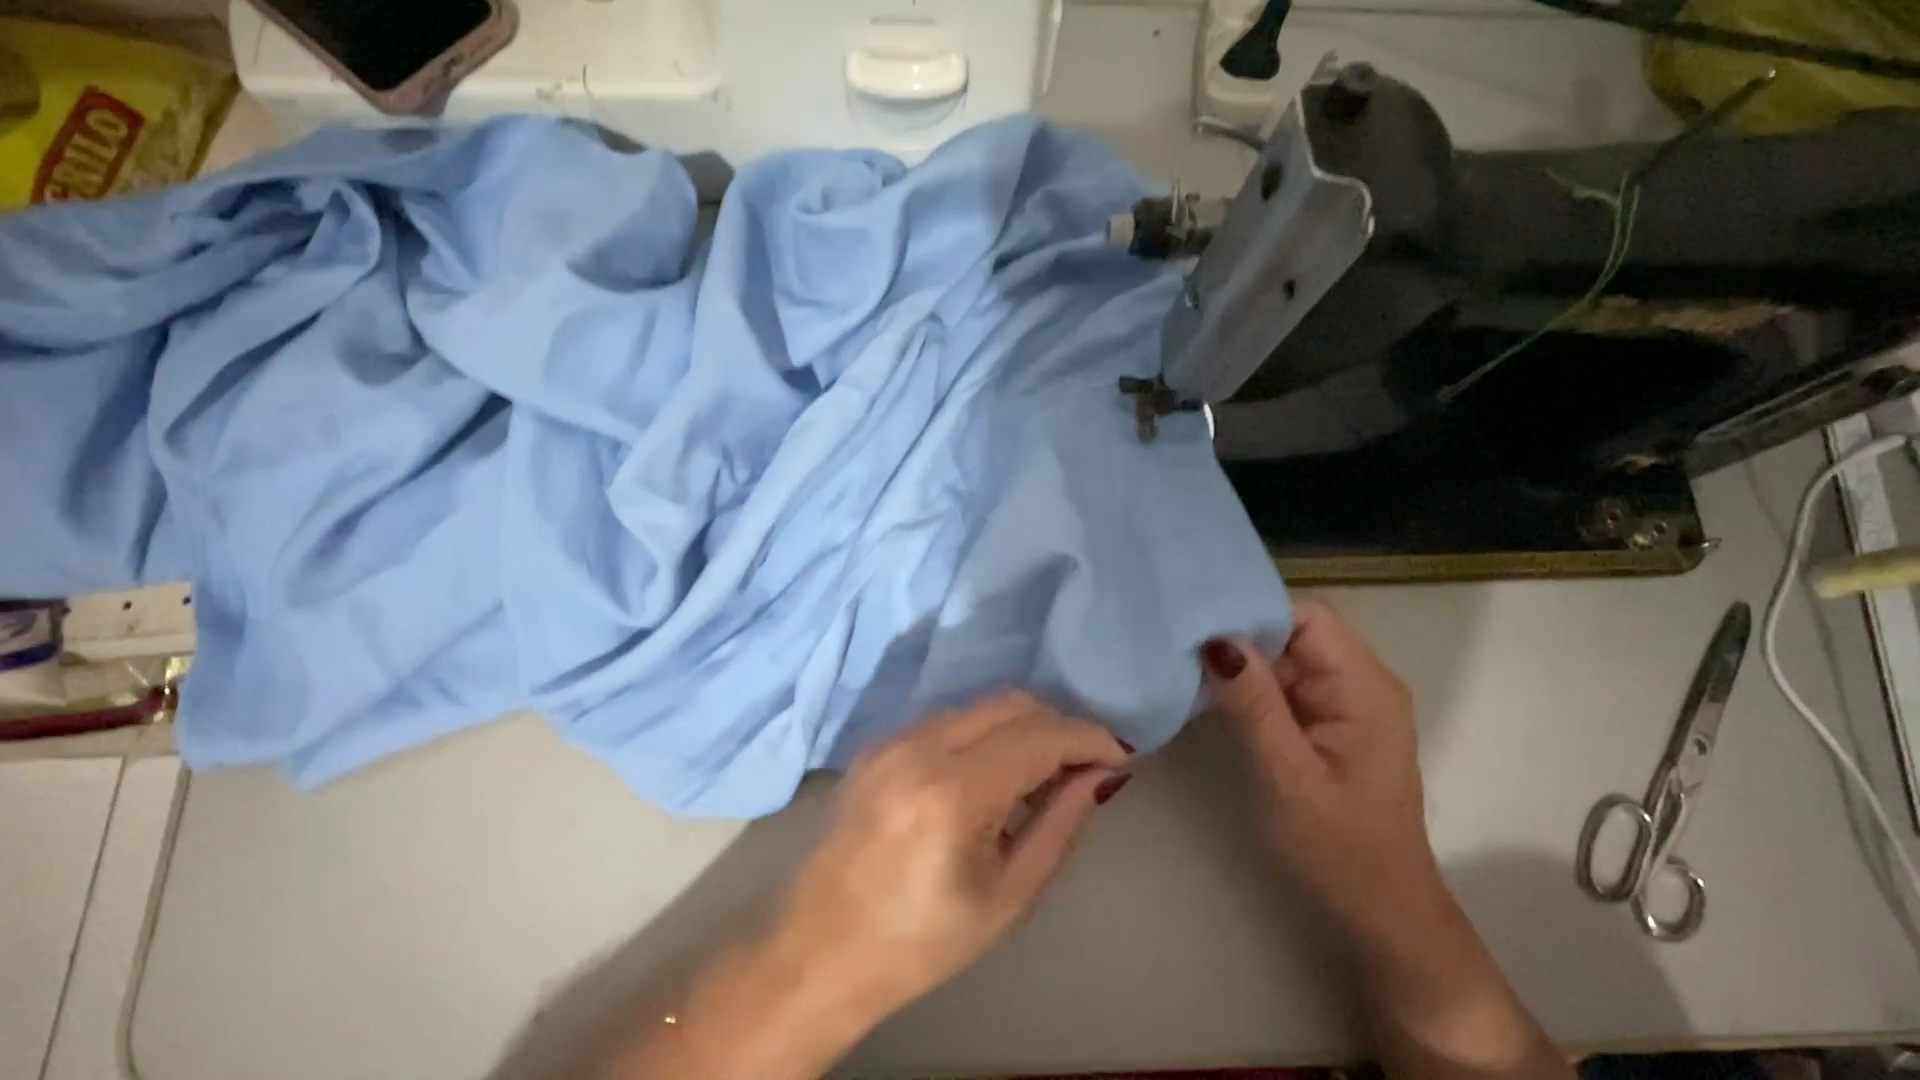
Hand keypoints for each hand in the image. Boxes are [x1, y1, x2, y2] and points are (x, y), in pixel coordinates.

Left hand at [772, 690, 1130, 1020]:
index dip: (1089, 739)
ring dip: (1019, 728)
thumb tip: (1101, 776)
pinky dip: (981, 734)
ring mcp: (891, 741)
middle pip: (1011, 702)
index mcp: (954, 792)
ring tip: (1036, 779)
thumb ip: (1061, 825)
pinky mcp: (874, 746)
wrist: (819, 949)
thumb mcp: (1009, 896)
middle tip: (1081, 770)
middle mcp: (919, 748)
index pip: (1040, 735)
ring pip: (978, 706)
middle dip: (1057, 726)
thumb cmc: (920, 941)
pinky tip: (988, 778)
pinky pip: (946, 719)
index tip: (1118, 760)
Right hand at [1202, 597, 1441, 936]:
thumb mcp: (1287, 776)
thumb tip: (1217, 639)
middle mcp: (1363, 683)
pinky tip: (1213, 693)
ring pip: (1289, 655)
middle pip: (1297, 630)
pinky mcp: (1332, 722)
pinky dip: (1253, 684)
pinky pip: (1289, 683)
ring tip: (1185, 662)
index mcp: (1365, 688)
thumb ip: (1254, 704)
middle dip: (1242, 633)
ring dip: (1243, 660)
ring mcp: (1348, 703)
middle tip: (1180, 644)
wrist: (1382, 914)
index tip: (1197, 625)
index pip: (1307, 616)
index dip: (1253, 612)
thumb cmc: (1340, 851)